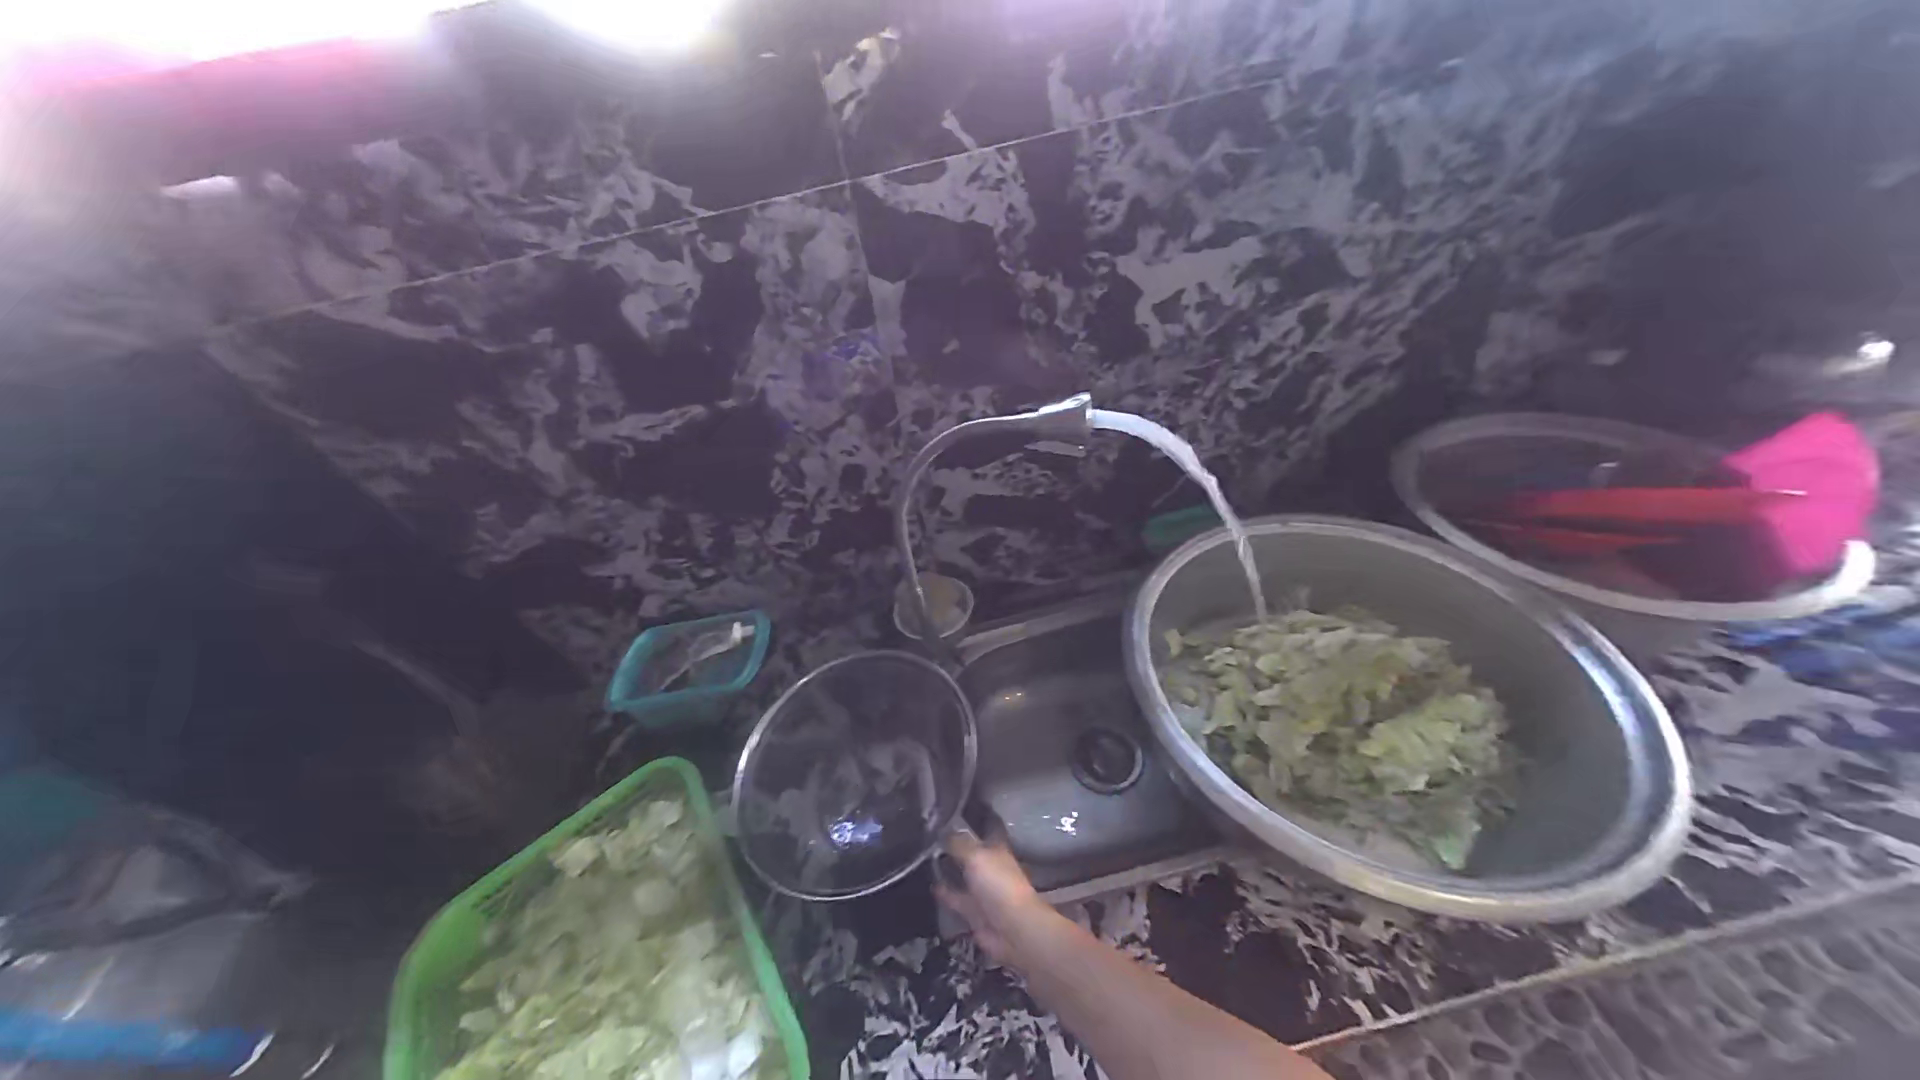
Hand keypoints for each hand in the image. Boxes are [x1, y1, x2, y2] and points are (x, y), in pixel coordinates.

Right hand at [933, 829, 1055, 965]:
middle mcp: (988, 865)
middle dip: (953, 844)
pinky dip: (943, 892)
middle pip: (969, 851)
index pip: (984, 827)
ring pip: (960, 874)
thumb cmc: (998, 884)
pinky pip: (954, 897)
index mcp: (995, 848)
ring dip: (945, 868)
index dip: (972, 818)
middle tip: (928, 834)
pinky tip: (928, 884)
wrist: (1012, 929)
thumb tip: (941, 831)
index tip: (952, 810)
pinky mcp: (972, 911)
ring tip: (922, 858)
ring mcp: (981, 889)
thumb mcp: (976, 856)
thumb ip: (957, 843)